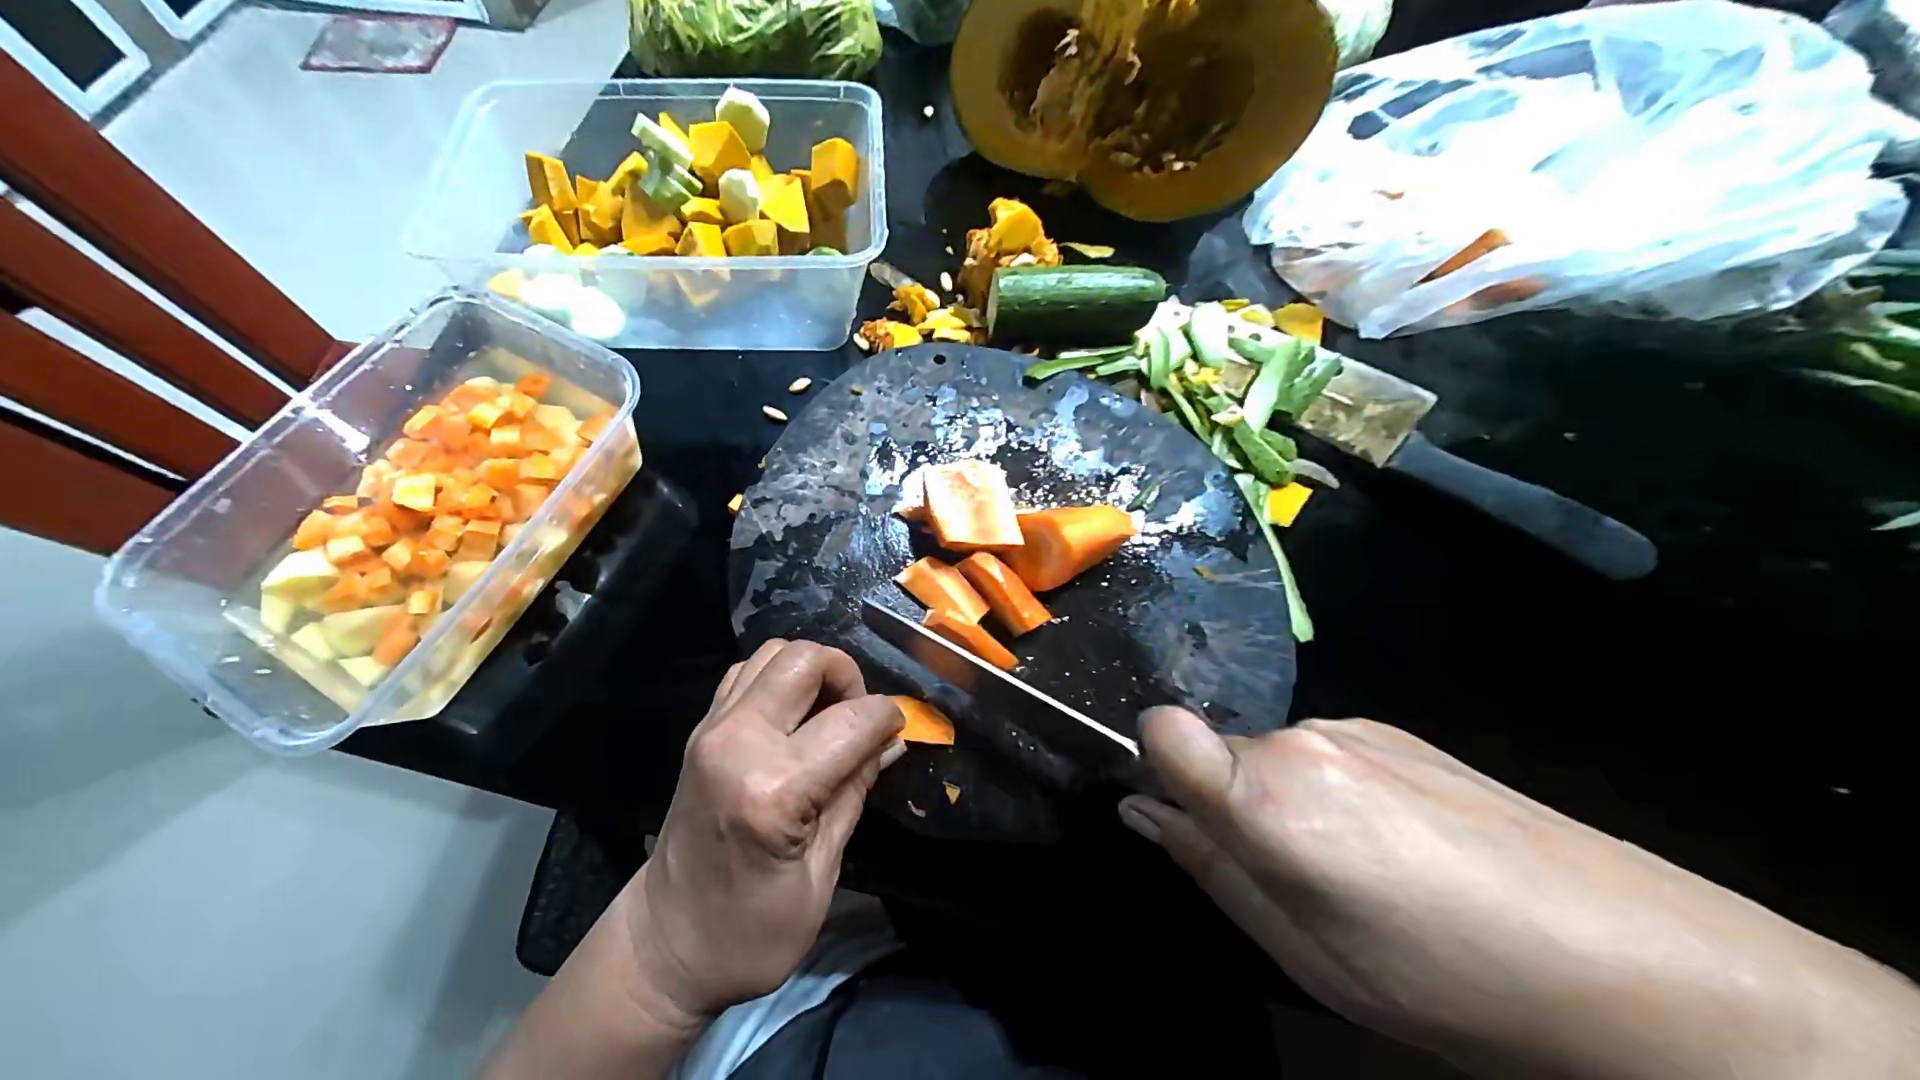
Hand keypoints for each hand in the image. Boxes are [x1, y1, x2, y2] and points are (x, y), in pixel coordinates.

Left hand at [622, 640, 905, 1024]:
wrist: (664, 945)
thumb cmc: (751, 932)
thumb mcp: (821, 874)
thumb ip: (855, 791)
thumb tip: (890, 740)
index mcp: (773, 790)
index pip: (853, 719)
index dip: (888, 719)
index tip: (896, 736)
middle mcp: (737, 742)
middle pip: (805, 659)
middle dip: (848, 676)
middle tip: (857, 719)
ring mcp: (712, 729)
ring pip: (774, 652)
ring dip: (812, 671)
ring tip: (827, 714)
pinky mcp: (701, 730)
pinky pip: (747, 672)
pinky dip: (779, 679)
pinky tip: (793, 718)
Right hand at [1118, 710, 1919, 1079]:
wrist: (1632, 958)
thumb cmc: (1441, 977)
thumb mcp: (1304, 953)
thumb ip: (1209, 868)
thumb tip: (1138, 812)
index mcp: (1269, 796)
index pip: (1159, 729)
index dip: (1154, 763)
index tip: (1182, 814)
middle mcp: (1299, 740)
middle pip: (1218, 750)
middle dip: (1229, 800)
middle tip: (1291, 876)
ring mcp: (1354, 727)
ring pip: (1271, 752)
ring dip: (1282, 796)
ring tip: (1359, 868)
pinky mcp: (1398, 728)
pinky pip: (1323, 749)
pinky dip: (1330, 787)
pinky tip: (1398, 843)